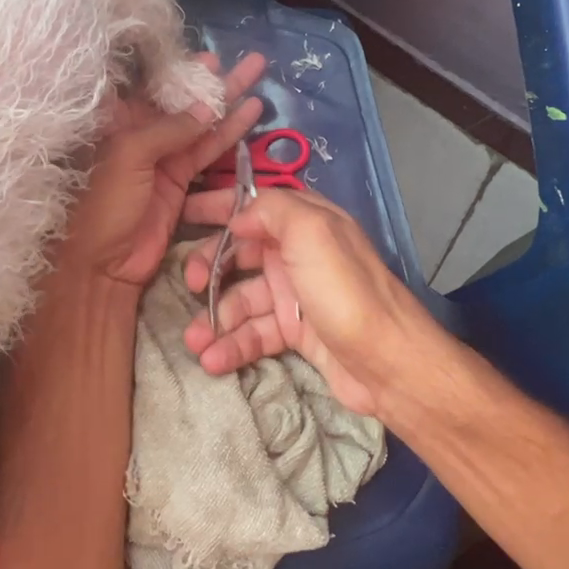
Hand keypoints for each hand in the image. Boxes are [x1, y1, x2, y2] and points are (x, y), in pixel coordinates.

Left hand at [55, 52, 266, 288]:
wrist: (100, 264)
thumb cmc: (101, 203)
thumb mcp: (130, 156)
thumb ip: (169, 128)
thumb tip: (207, 105)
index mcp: (115, 120)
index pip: (149, 84)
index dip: (178, 68)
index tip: (208, 54)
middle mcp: (138, 133)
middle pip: (180, 99)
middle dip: (212, 80)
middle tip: (245, 59)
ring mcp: (161, 157)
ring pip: (199, 121)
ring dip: (228, 100)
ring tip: (257, 72)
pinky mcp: (179, 181)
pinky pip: (208, 149)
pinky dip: (229, 131)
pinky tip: (251, 111)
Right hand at [180, 188, 438, 414]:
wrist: (388, 364)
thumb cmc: (345, 291)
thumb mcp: (311, 232)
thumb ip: (271, 210)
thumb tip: (237, 218)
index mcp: (305, 222)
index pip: (253, 205)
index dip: (217, 206)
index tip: (181, 214)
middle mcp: (298, 253)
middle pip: (240, 252)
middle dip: (210, 267)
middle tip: (192, 286)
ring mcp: (296, 294)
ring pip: (242, 298)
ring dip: (216, 318)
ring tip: (195, 340)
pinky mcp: (296, 332)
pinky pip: (254, 332)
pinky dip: (233, 345)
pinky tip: (214, 360)